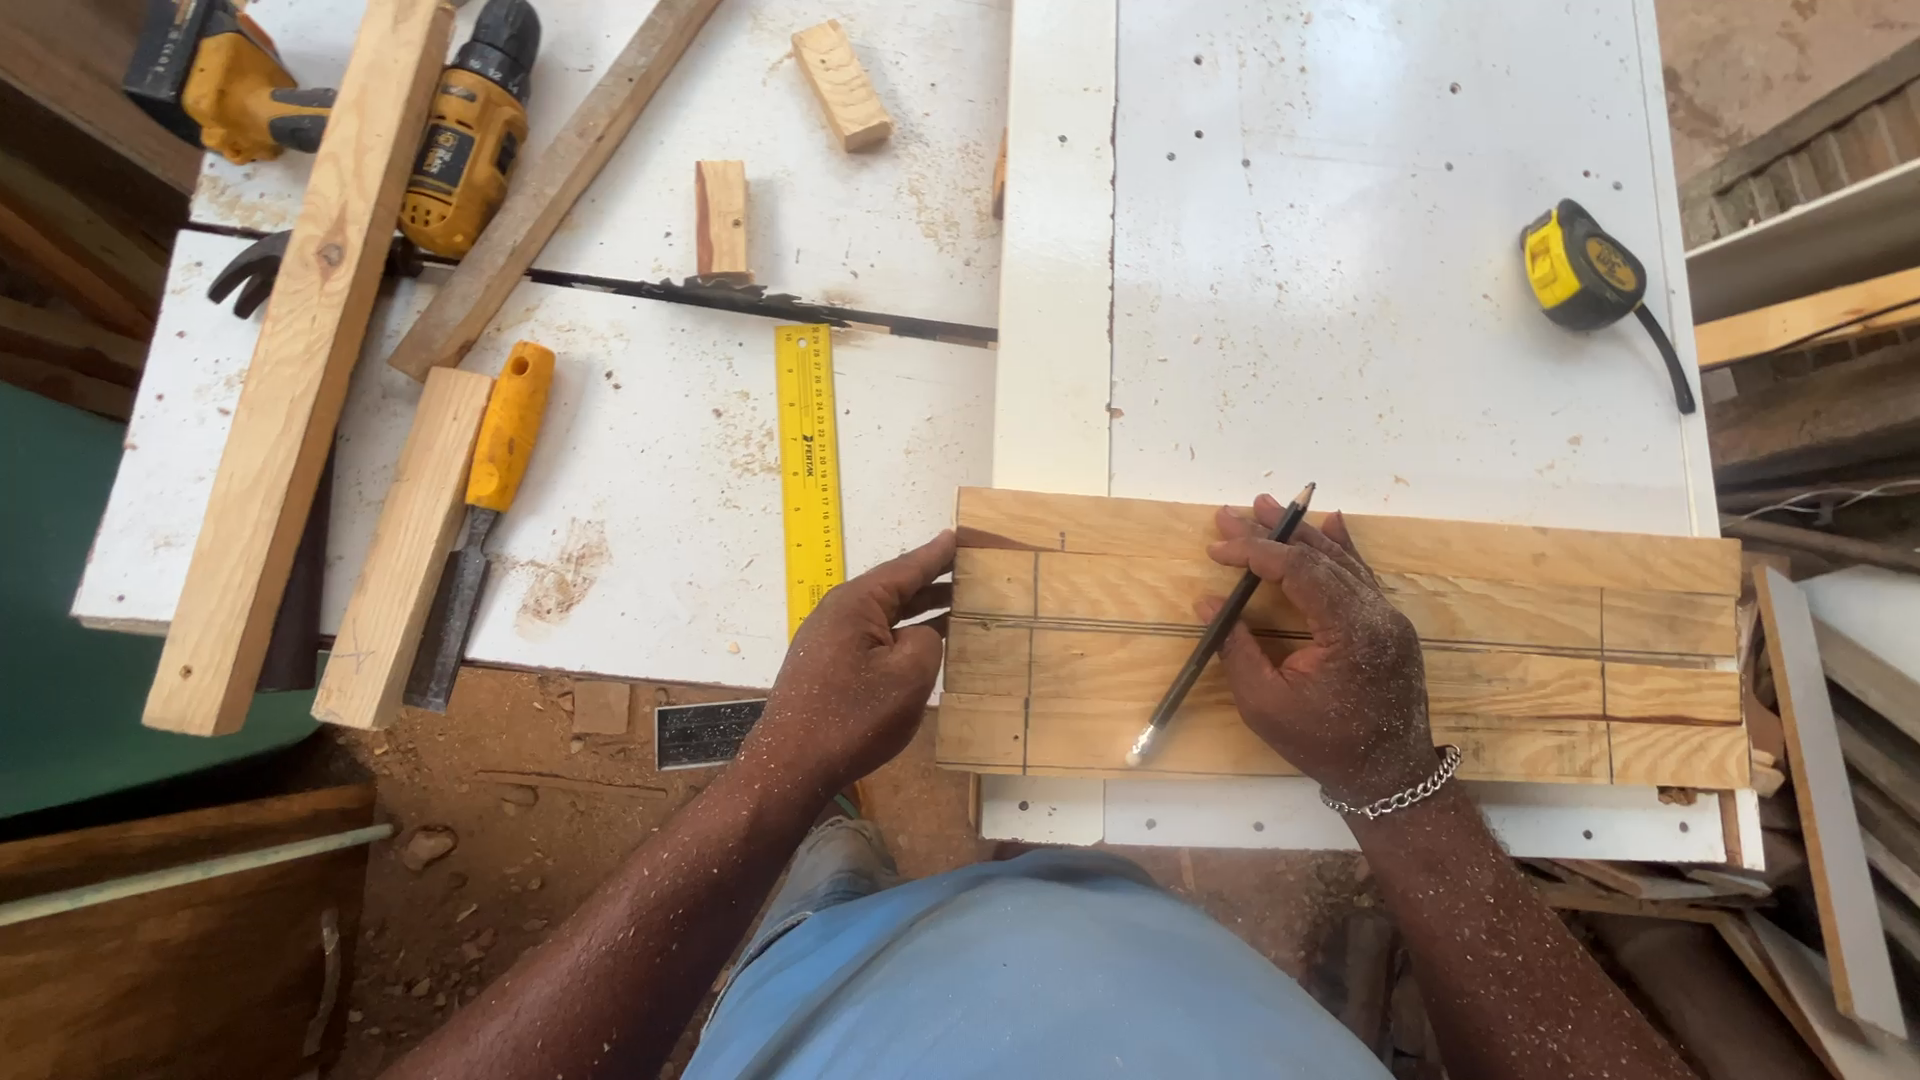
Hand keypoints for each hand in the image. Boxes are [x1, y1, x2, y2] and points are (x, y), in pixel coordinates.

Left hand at [742, 531, 956, 797]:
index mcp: (857, 603)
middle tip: (971, 572)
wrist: (792, 766)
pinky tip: (925, 645)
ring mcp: (831, 639)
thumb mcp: (909, 675)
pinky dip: (904, 635)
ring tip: (959, 605)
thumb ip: (927, 641)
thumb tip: (920, 635)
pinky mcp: (829, 665)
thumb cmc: (853, 717)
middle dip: (934, 582)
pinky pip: (875, 638)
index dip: (938, 554)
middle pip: (895, 588)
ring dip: (921, 611)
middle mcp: (840, 612)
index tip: (961, 535)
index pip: (906, 568)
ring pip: (886, 616)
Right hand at [1203, 496, 1435, 804]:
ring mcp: (1387, 618)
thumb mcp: (1265, 704)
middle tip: (1229, 513)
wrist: (1387, 777)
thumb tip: (1206, 603)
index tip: (1217, 549)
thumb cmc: (1322, 744)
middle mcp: (1376, 615)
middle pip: (1319, 557)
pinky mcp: (1387, 626)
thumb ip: (1236, 648)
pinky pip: (1361, 575)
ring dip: (1299, 534)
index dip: (1255, 553)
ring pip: (1340, 560)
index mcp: (1351, 633)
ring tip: (1266, 506)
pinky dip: (1340, 547)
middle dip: (1271, 533)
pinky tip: (1329, 522)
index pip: (1300, 571)